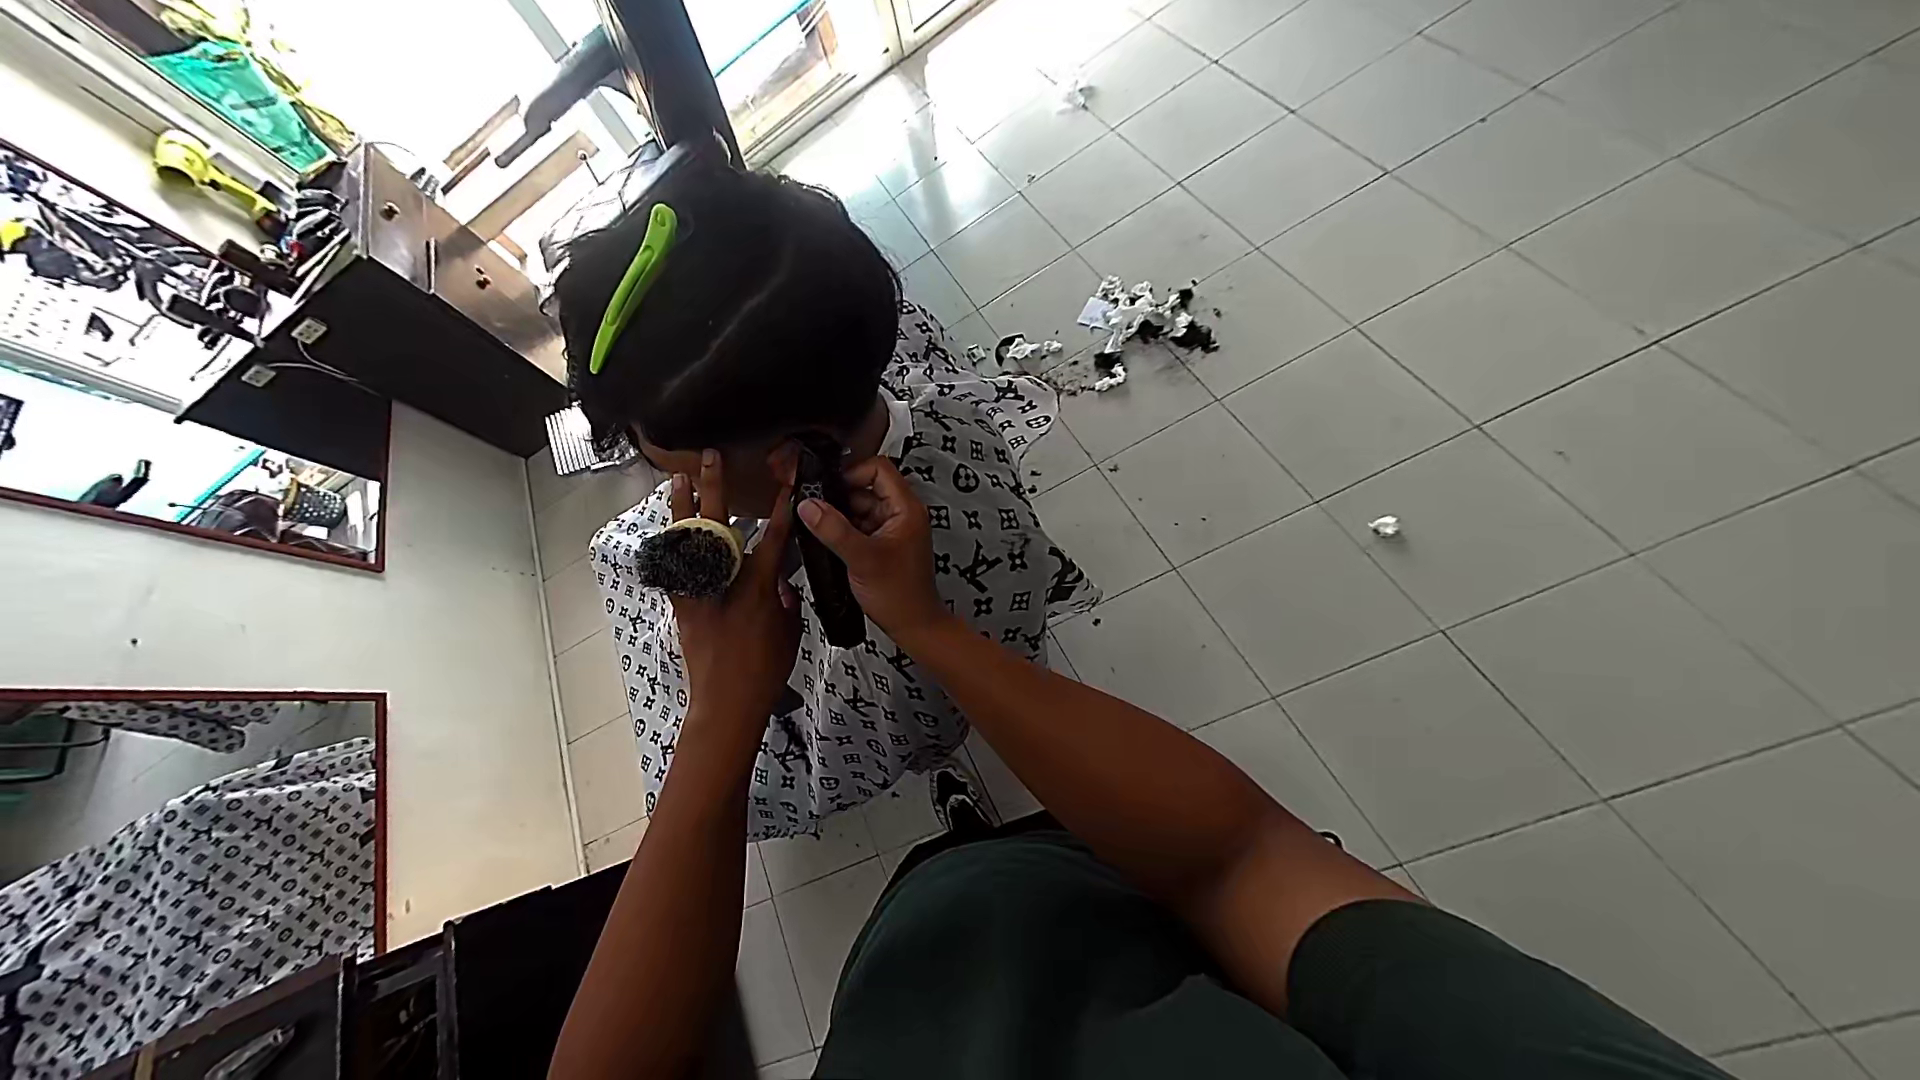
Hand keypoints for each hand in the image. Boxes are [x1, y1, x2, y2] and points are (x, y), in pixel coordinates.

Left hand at [668, 450, 800, 723]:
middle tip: (710, 459)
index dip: (780, 506)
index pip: (774, 536)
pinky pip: (673, 568)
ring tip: (679, 480)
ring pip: (688, 540)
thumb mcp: (791, 632)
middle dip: (716, 487)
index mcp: (760, 587)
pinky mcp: (682, 605)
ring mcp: (699, 592)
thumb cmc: (764, 671)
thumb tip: (780, 583)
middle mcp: (726, 581)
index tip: (784, 480)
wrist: (728, 702)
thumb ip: (787, 602)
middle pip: (720, 524)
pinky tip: (668, 530)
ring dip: (683, 508)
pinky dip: (671, 546)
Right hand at [795, 457, 951, 643]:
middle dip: (839, 496)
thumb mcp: (862, 558)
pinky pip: (858, 525)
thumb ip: (833, 530)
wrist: (913, 624)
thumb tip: (810, 506)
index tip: (829, 487)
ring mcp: (891, 528)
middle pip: (865, 486)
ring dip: (839, 514)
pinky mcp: (881, 543)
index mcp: (906, 508)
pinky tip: (831, 541)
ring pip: (859, 506)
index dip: (851, 473)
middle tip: (817, 508)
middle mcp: (901, 514)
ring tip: (823, 529)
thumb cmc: (902, 596)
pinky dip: (843, 529)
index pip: (878, 468)